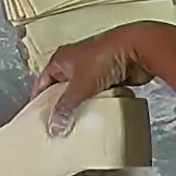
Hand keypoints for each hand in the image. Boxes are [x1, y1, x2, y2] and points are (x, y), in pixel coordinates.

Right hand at [31, 22, 161, 135]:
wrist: (137, 49)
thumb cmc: (104, 58)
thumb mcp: (80, 85)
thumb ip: (66, 107)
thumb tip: (54, 126)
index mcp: (62, 59)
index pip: (43, 81)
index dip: (40, 99)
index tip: (38, 118)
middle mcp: (75, 62)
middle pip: (63, 88)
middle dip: (61, 105)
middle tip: (57, 125)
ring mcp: (94, 68)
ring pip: (82, 92)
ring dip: (81, 105)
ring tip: (75, 124)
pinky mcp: (110, 75)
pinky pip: (99, 93)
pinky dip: (98, 103)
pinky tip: (96, 116)